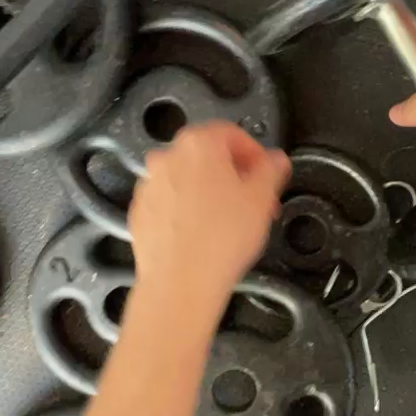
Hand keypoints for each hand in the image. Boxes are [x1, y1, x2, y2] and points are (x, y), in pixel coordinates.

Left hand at [128, 122, 290, 300]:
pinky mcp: (141, 212)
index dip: (255, 153)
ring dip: (211, 193)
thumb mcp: (262, 198)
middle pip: (208, 156)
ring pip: (188, 180)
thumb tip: (275, 161)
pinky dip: (188, 211)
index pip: (232, 133)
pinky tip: (206, 234)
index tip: (266, 171)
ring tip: (231, 222)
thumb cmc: (218, 240)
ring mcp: (150, 185)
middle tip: (254, 199)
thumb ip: (272, 169)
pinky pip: (171, 203)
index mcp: (199, 144)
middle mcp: (168, 158)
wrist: (180, 282)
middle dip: (234, 175)